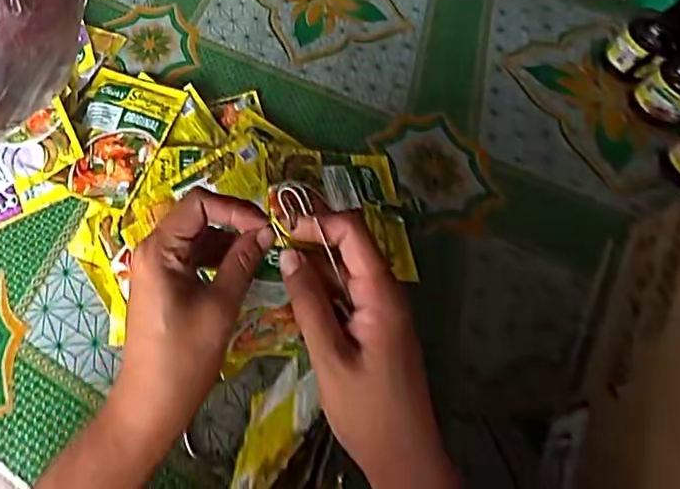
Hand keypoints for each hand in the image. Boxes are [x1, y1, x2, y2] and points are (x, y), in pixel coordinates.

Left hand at [40, 189, 271, 488]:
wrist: (148, 410)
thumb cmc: (182, 359)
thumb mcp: (220, 306)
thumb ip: (242, 262)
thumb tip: (266, 231)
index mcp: (159, 248)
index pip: (199, 203)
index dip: (234, 208)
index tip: (263, 226)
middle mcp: (153, 248)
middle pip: (197, 214)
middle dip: (233, 220)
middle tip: (265, 235)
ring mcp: (156, 264)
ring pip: (197, 233)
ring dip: (228, 238)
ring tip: (259, 251)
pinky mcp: (163, 280)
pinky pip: (193, 253)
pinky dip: (218, 255)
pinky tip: (241, 266)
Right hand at [279, 212, 455, 488]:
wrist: (405, 458)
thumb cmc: (368, 411)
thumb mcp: (330, 358)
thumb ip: (309, 304)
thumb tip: (289, 255)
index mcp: (381, 292)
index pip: (353, 233)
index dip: (319, 221)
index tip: (284, 225)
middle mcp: (385, 290)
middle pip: (350, 245)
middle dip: (314, 235)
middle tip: (274, 236)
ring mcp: (382, 306)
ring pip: (346, 268)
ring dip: (315, 260)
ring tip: (278, 257)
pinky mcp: (376, 322)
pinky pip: (348, 291)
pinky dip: (323, 285)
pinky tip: (297, 289)